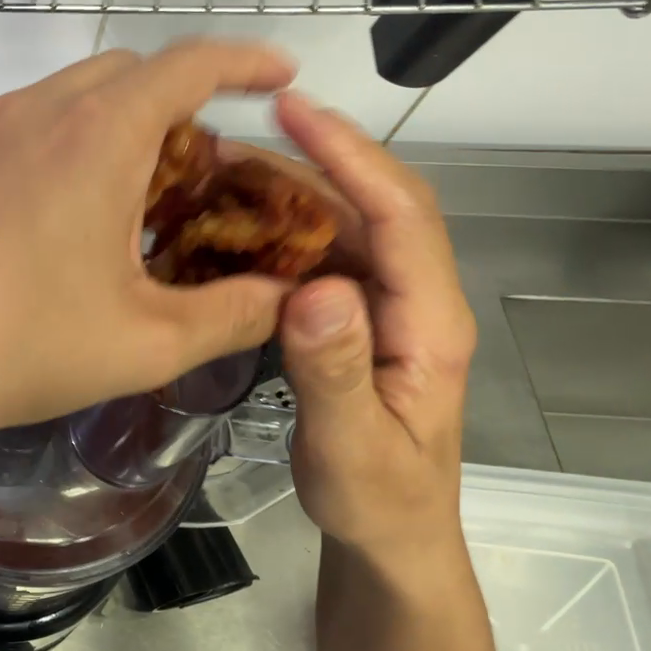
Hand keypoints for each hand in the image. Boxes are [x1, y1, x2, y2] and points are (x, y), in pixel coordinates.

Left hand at [0, 41, 297, 447]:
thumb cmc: (22, 348)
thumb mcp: (146, 343)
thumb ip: (234, 315)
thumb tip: (286, 301)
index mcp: (98, 132)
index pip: (191, 63)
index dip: (247, 63)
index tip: (279, 80)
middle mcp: (37, 111)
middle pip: (127, 74)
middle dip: (179, 101)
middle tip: (202, 168)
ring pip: (68, 98)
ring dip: (116, 123)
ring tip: (134, 193)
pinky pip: (24, 129)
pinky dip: (64, 145)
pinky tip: (62, 216)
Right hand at [272, 92, 476, 552]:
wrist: (389, 537)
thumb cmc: (377, 501)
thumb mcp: (352, 446)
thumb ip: (334, 371)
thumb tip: (314, 290)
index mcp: (428, 324)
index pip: (400, 218)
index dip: (351, 158)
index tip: (295, 112)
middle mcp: (413, 302)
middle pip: (371, 209)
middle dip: (310, 163)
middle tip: (231, 140)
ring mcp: (385, 311)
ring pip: (343, 230)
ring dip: (289, 194)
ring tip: (222, 175)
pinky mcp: (355, 324)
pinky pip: (319, 262)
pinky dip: (278, 236)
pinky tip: (233, 233)